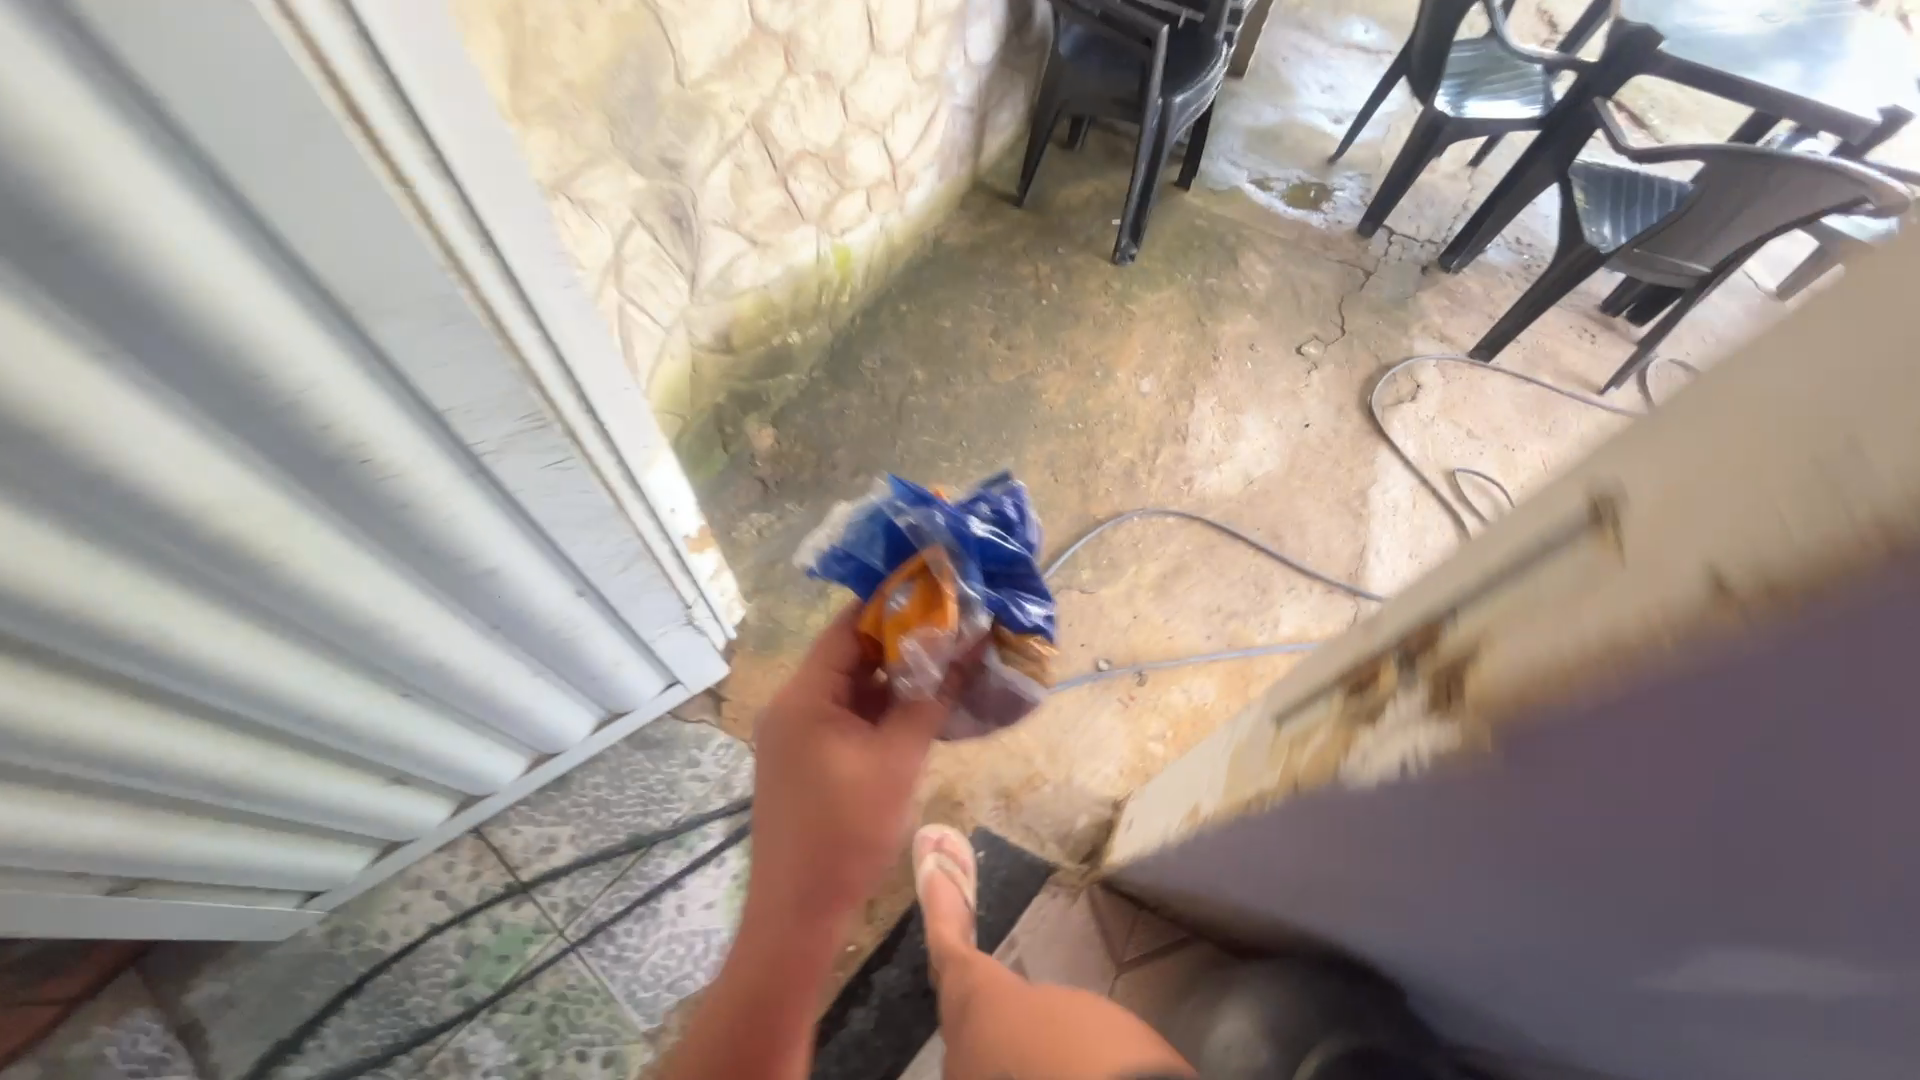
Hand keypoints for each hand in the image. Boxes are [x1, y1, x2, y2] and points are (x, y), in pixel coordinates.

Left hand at [745, 604, 949, 928]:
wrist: (799, 913)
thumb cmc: (846, 832)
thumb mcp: (897, 760)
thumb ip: (931, 700)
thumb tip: (968, 650)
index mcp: (803, 695)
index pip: (847, 627)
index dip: (892, 604)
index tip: (939, 590)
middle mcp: (793, 704)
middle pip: (850, 655)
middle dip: (902, 640)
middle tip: (955, 625)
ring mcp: (797, 733)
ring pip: (851, 687)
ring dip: (895, 676)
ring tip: (948, 658)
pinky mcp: (807, 758)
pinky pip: (847, 716)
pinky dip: (881, 707)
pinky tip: (922, 704)